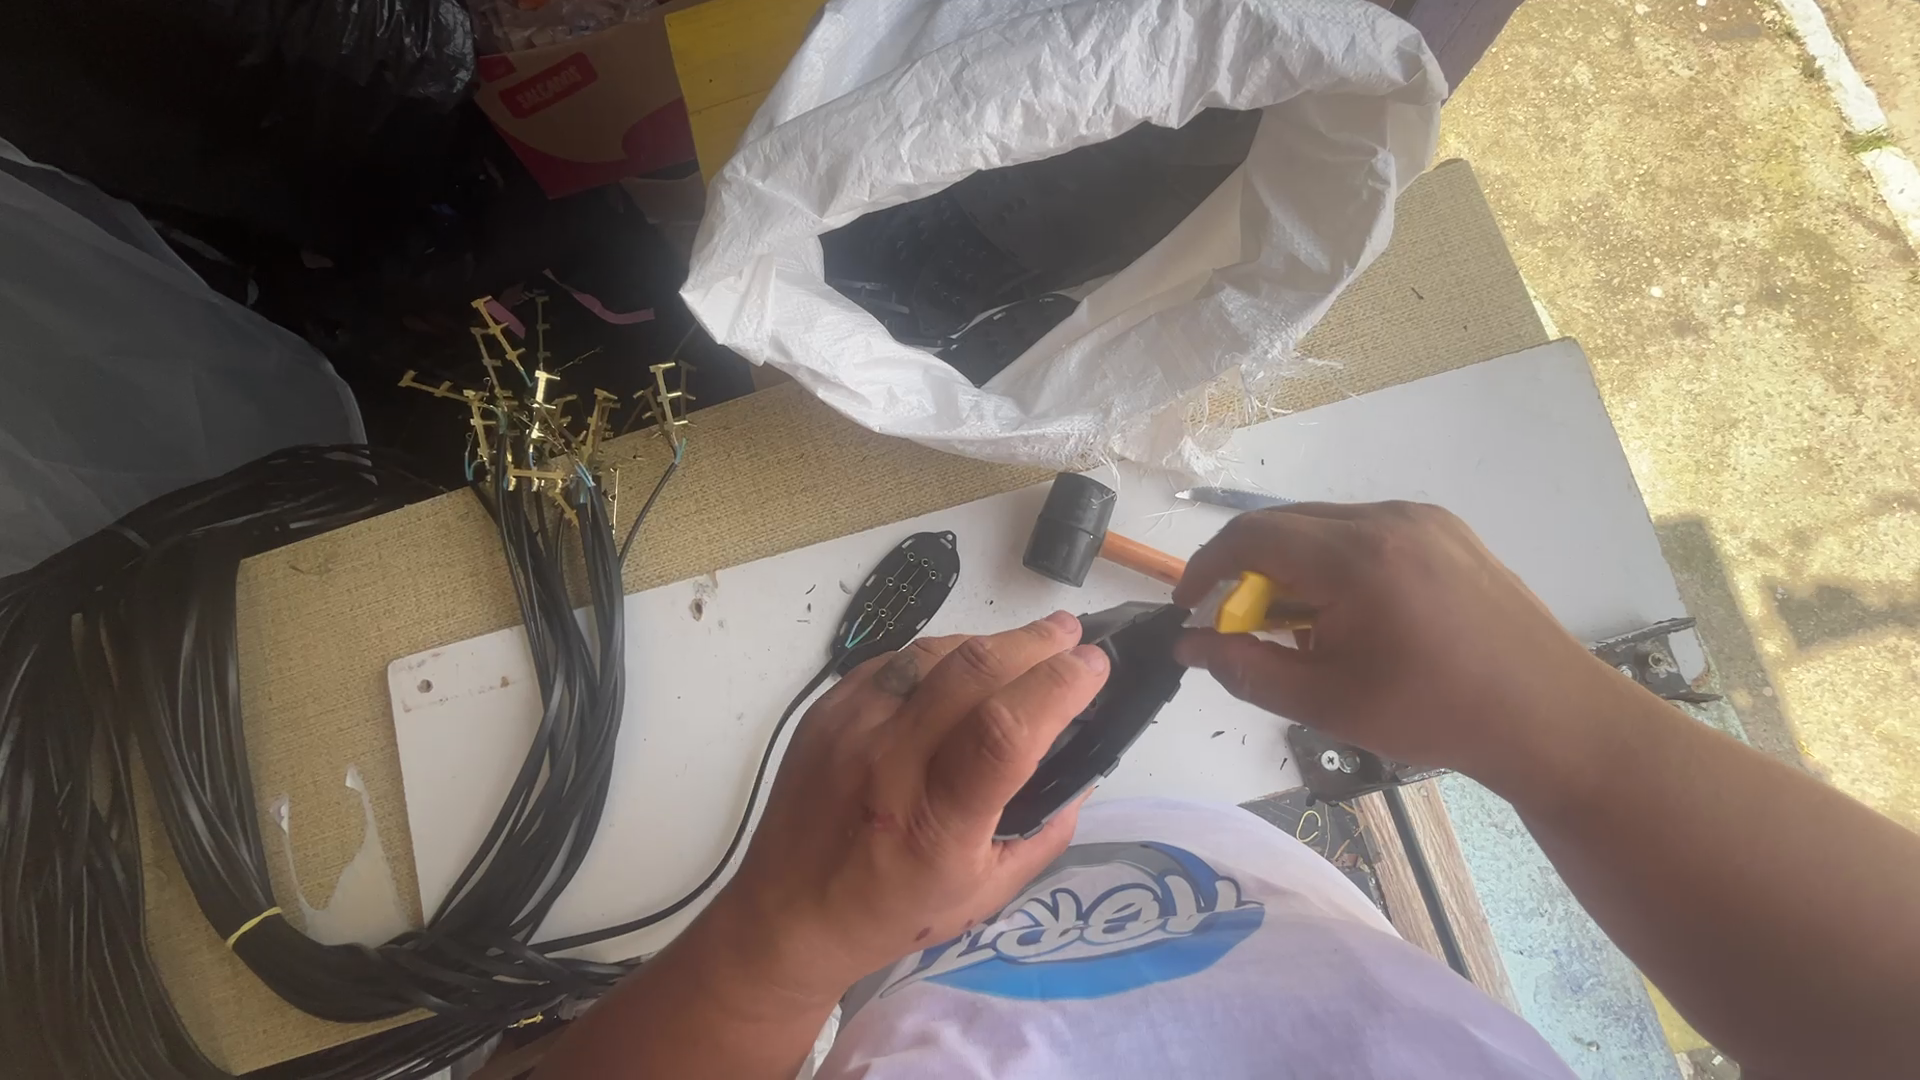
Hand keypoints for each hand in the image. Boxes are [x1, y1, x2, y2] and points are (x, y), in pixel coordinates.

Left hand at [706, 612, 1108, 1006]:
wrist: (784, 913)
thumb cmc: (890, 912)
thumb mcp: (986, 894)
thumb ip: (1045, 833)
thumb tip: (1082, 771)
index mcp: (935, 824)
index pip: (1002, 732)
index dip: (1056, 687)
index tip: (1094, 666)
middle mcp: (888, 762)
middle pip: (969, 671)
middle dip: (1034, 641)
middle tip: (1071, 633)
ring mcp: (850, 725)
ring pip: (933, 653)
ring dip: (991, 641)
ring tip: (1026, 645)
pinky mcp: (828, 706)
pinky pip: (897, 660)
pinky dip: (942, 655)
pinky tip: (962, 664)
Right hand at [1172, 502, 1626, 798]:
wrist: (1555, 720)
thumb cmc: (1434, 715)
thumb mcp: (1324, 703)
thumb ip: (1243, 668)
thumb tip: (1188, 644)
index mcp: (1358, 558)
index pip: (1249, 536)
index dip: (1205, 567)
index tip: (1190, 607)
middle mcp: (1387, 518)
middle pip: (1280, 524)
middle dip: (1244, 570)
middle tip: (1241, 623)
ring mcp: (1420, 517)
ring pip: (1317, 525)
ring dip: (1286, 566)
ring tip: (1297, 623)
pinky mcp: (1442, 528)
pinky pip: (1356, 530)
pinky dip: (1327, 561)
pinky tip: (1344, 609)